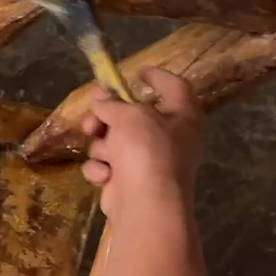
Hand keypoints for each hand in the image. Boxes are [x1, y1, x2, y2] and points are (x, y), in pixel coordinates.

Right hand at [79, 67, 203, 219]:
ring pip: (112, 140)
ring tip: (104, 155)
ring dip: (101, 146)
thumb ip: (112, 103)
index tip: (136, 72)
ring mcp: (148, 159)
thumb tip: (100, 95)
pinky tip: (105, 175)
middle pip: (131, 115)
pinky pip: (106, 163)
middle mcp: (169, 136)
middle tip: (93, 122)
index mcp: (182, 116)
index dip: (156, 77)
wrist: (145, 202)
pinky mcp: (128, 177)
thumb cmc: (148, 152)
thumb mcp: (129, 117)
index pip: (174, 87)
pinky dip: (101, 168)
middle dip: (107, 118)